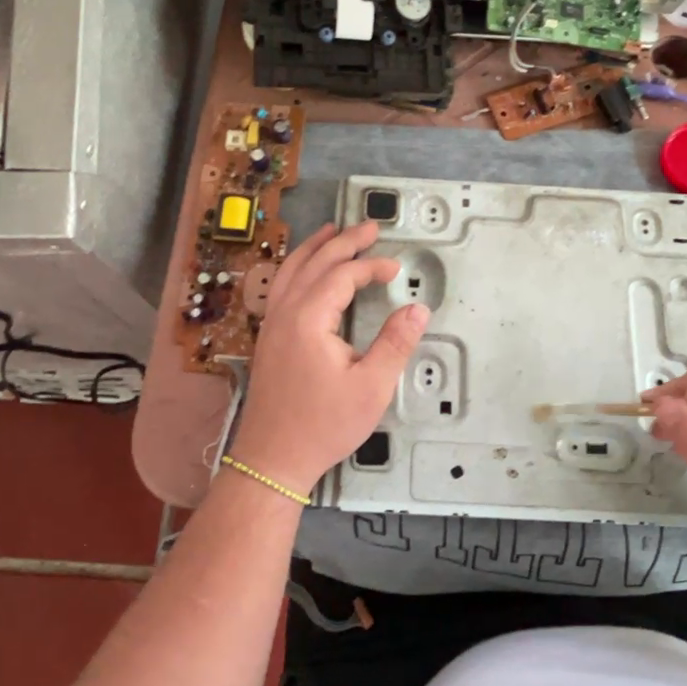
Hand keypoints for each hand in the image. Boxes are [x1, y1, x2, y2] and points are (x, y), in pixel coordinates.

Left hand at [228, 221, 427, 492]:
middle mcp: (285, 313)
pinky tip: (305, 271)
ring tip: (332, 230)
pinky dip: (297, 267)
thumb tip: (418, 308)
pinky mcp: (268, 338)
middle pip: (314, 263)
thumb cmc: (323, 426)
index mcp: (308, 319)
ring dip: (315, 247)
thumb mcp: (371, 388)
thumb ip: (395, 343)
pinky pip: (281, 286)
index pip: (343, 276)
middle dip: (344, 241)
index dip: (371, 266)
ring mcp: (272, 324)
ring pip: (291, 270)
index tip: (396, 269)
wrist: (272, 459)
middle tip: (370, 226)